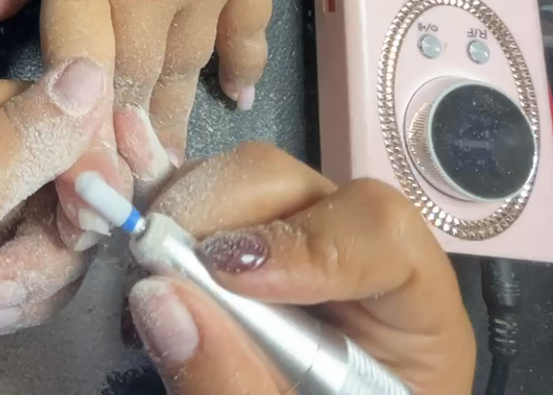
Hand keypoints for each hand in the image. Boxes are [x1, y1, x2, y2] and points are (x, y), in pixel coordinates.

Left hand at [0, 0, 324, 250]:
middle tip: (112, 190)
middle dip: (119, 141)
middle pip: (130, 85)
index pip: (72, 71)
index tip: (67, 178)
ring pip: (182, 73)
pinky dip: (234, 73)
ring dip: (166, 118)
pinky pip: (244, 42)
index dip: (69, 132)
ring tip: (157, 163)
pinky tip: (227, 99)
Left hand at [0, 58, 110, 366]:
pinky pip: (25, 260)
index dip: (95, 182)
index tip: (76, 227)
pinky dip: (8, 291)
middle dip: (51, 247)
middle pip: (74, 188)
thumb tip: (88, 70)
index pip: (83, 124)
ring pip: (53, 233)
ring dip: (25, 278)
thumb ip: (26, 136)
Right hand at [129, 144, 474, 393]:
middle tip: (157, 261)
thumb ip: (235, 388)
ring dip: (180, 211)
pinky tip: (145, 262)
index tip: (227, 276)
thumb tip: (158, 297)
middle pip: (291, 185)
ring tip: (148, 272)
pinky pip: (195, 191)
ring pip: (236, 179)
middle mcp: (348, 257)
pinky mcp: (231, 237)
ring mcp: (286, 238)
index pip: (382, 232)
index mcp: (407, 317)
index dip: (306, 240)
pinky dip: (159, 211)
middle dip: (216, 212)